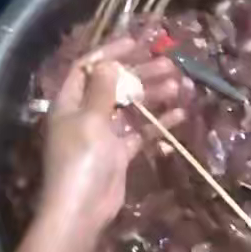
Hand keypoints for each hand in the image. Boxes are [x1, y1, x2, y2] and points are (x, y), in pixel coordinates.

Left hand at [37, 39, 187, 248]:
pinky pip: (139, 132)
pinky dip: (158, 123)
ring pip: (130, 108)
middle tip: (171, 64)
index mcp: (68, 104)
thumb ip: (102, 90)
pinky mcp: (117, 154)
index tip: (137, 43)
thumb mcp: (90, 119)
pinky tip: (181, 113)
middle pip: (113, 86)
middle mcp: (83, 115)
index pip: (87, 69)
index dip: (109, 53)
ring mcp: (101, 135)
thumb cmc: (81, 159)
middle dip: (140, 73)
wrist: (82, 208)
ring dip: (154, 95)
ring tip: (182, 85)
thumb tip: (109, 63)